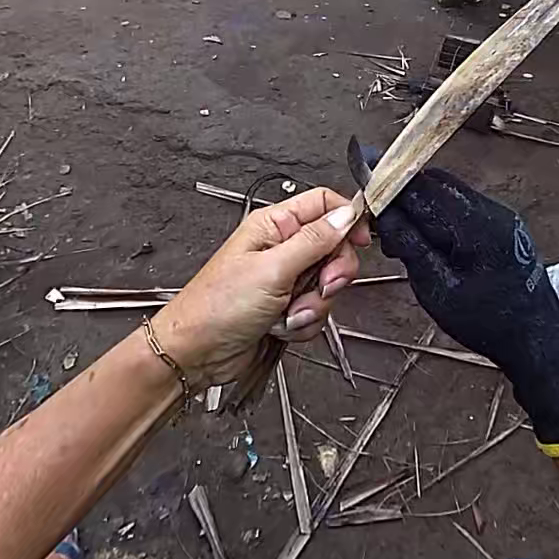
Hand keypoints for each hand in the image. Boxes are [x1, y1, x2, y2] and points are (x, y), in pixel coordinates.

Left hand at [153, 187, 371, 386]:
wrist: (196, 353)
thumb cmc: (216, 306)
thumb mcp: (272, 268)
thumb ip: (314, 240)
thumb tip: (346, 215)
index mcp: (274, 225)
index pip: (324, 205)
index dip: (348, 219)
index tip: (361, 240)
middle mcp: (281, 248)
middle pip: (334, 247)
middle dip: (332, 273)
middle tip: (321, 285)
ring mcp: (285, 278)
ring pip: (327, 283)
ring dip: (314, 304)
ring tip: (287, 312)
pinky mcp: (287, 305)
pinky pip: (317, 309)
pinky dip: (304, 322)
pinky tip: (281, 325)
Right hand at [374, 168, 558, 456]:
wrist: (538, 342)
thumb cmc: (489, 322)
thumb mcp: (437, 288)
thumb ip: (410, 245)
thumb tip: (383, 212)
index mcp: (475, 224)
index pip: (422, 188)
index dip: (390, 186)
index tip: (366, 188)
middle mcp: (491, 211)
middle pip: (436, 183)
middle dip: (404, 195)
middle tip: (382, 219)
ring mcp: (500, 216)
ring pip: (448, 194)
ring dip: (420, 207)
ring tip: (403, 238)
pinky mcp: (501, 226)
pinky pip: (461, 208)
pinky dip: (438, 217)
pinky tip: (428, 243)